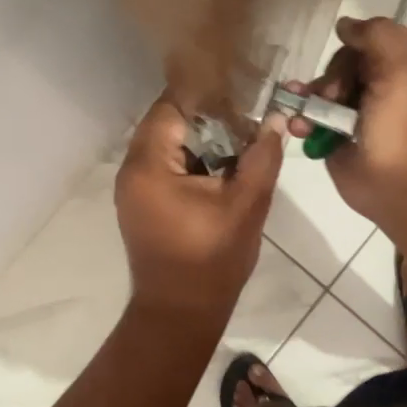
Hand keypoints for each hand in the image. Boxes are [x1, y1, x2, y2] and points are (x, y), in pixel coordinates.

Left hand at [115, 92, 285, 318]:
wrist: (180, 314)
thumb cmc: (211, 260)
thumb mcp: (246, 206)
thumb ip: (262, 157)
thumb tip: (275, 118)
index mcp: (149, 165)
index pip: (171, 106)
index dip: (206, 95)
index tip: (240, 92)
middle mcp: (131, 169)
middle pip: (167, 122)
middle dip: (207, 117)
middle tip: (246, 116)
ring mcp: (132, 187)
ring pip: (166, 143)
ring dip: (200, 139)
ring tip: (239, 139)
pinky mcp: (140, 202)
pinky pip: (163, 164)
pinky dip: (190, 159)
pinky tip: (221, 166)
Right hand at [288, 16, 406, 223]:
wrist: (396, 188)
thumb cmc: (403, 128)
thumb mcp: (402, 70)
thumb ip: (379, 36)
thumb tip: (346, 25)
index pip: (377, 39)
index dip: (359, 43)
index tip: (350, 53)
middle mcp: (385, 87)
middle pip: (346, 61)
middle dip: (333, 75)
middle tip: (334, 94)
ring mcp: (359, 112)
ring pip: (325, 87)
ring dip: (311, 95)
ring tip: (307, 110)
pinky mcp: (337, 134)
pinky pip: (314, 114)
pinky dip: (303, 116)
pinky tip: (298, 123)